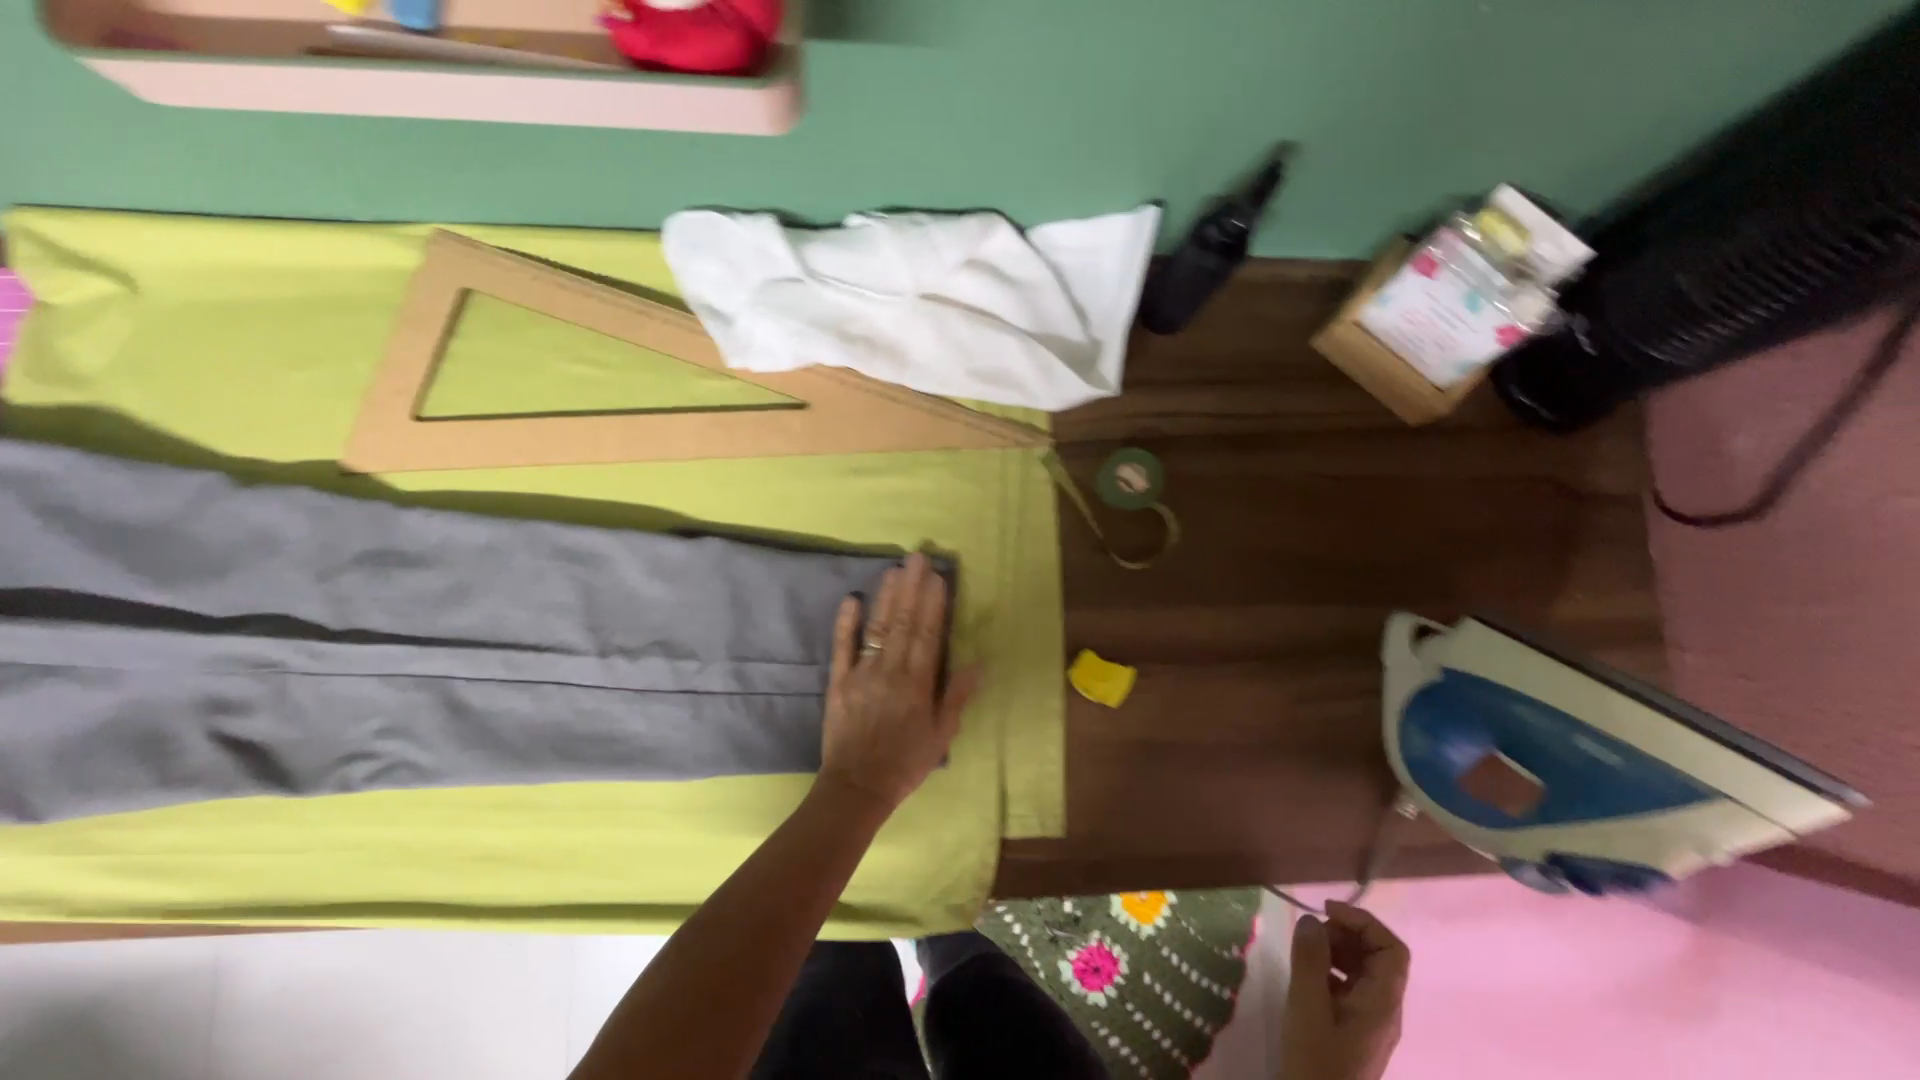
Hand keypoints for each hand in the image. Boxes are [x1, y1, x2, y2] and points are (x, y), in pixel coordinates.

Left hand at [817, 552, 979, 810]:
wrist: (857, 787)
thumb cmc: (905, 763)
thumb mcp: (941, 736)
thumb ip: (956, 697)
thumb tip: (977, 663)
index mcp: (918, 683)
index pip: (928, 634)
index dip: (933, 604)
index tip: (937, 577)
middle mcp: (890, 671)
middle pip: (903, 622)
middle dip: (911, 588)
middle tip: (916, 557)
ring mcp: (861, 673)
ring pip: (876, 627)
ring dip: (886, 596)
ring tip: (893, 569)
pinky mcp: (838, 682)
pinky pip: (842, 647)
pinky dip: (846, 622)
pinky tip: (851, 598)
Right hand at [1279, 901, 1408, 1079]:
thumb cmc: (1315, 1062)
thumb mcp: (1306, 1007)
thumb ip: (1310, 960)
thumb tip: (1311, 920)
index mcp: (1383, 1004)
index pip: (1392, 950)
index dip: (1363, 922)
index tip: (1325, 910)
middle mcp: (1385, 1012)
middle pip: (1379, 959)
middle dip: (1346, 935)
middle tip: (1310, 935)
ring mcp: (1370, 1025)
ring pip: (1363, 974)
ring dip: (1337, 954)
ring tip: (1304, 954)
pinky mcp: (1353, 1034)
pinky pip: (1349, 991)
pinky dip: (1330, 974)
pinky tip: (1304, 980)